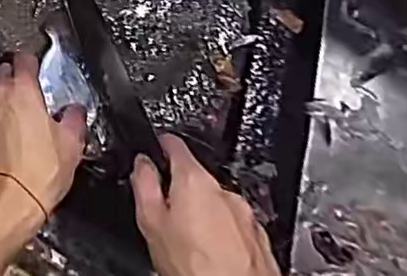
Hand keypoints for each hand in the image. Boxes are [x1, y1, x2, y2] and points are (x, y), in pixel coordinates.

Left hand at [0, 51, 87, 220]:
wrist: (11, 193)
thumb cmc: (40, 169)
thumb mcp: (70, 144)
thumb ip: (74, 120)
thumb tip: (76, 111)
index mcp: (22, 90)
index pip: (24, 59)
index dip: (33, 60)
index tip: (39, 65)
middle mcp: (0, 93)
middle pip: (7, 70)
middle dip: (18, 75)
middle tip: (35, 89)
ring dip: (9, 95)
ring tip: (27, 113)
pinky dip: (1, 112)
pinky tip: (14, 128)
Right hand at [132, 136, 280, 275]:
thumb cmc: (195, 269)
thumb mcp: (149, 220)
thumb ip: (143, 182)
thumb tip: (143, 164)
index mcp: (195, 181)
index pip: (174, 144)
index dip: (160, 145)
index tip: (154, 151)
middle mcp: (226, 195)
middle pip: (196, 178)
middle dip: (181, 190)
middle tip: (166, 213)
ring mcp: (248, 220)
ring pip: (217, 205)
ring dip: (204, 214)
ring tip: (191, 242)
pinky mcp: (263, 245)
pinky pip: (236, 229)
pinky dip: (224, 236)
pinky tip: (212, 256)